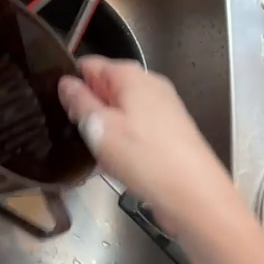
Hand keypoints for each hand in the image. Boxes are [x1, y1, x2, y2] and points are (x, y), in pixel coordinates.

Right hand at [57, 57, 237, 234]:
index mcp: (131, 75)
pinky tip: (122, 165)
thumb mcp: (99, 127)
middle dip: (91, 108)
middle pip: (106, 87)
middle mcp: (150, 85)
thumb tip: (66, 82)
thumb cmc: (145, 158)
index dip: (72, 84)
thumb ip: (78, 100)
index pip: (88, 65)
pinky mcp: (174, 133)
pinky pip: (138, 128)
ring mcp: (165, 109)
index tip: (66, 109)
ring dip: (107, 129)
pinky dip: (126, 142)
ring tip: (102, 155)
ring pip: (121, 110)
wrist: (198, 199)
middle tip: (82, 135)